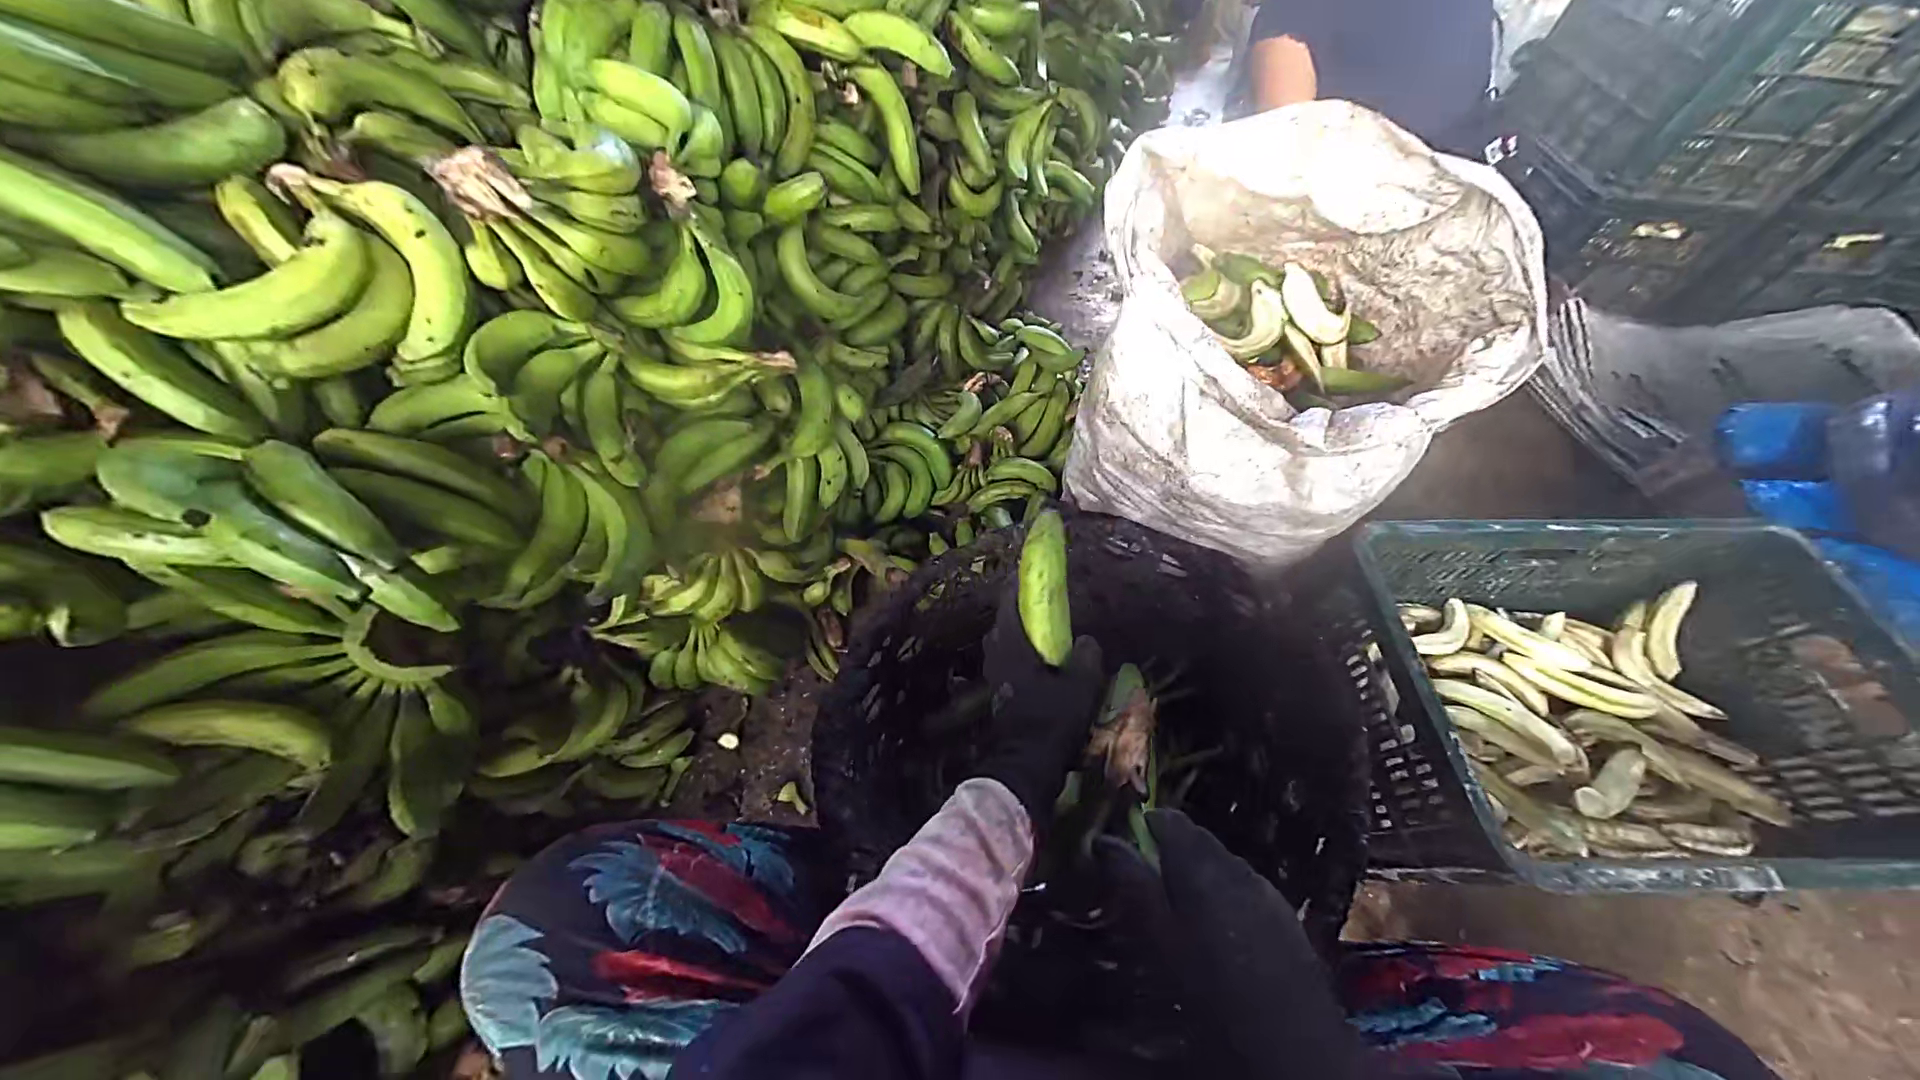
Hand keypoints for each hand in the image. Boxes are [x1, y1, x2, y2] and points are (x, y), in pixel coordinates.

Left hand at [969, 583, 1104, 823]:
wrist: (1028, 763)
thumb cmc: (1053, 718)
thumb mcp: (1082, 683)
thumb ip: (1087, 654)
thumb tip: (1086, 641)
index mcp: (1011, 645)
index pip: (1009, 602)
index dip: (1021, 585)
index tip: (1034, 574)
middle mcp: (996, 655)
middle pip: (1006, 622)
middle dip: (1023, 611)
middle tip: (1046, 606)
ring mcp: (994, 675)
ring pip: (1006, 644)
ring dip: (1023, 636)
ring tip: (1048, 634)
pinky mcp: (999, 693)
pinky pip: (1009, 662)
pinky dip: (1023, 656)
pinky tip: (1042, 664)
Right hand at [1095, 810, 1369, 1078]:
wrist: (1295, 1042)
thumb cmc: (1212, 987)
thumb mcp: (1159, 937)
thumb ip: (1132, 882)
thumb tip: (1104, 840)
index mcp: (1200, 862)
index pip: (1167, 818)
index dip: (1142, 828)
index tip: (1127, 856)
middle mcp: (1233, 863)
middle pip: (1195, 839)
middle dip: (1169, 854)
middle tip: (1149, 890)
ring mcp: (1263, 886)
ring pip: (1219, 863)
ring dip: (1197, 875)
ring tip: (1182, 915)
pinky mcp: (1283, 913)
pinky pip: (1242, 887)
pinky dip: (1223, 896)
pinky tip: (1220, 934)